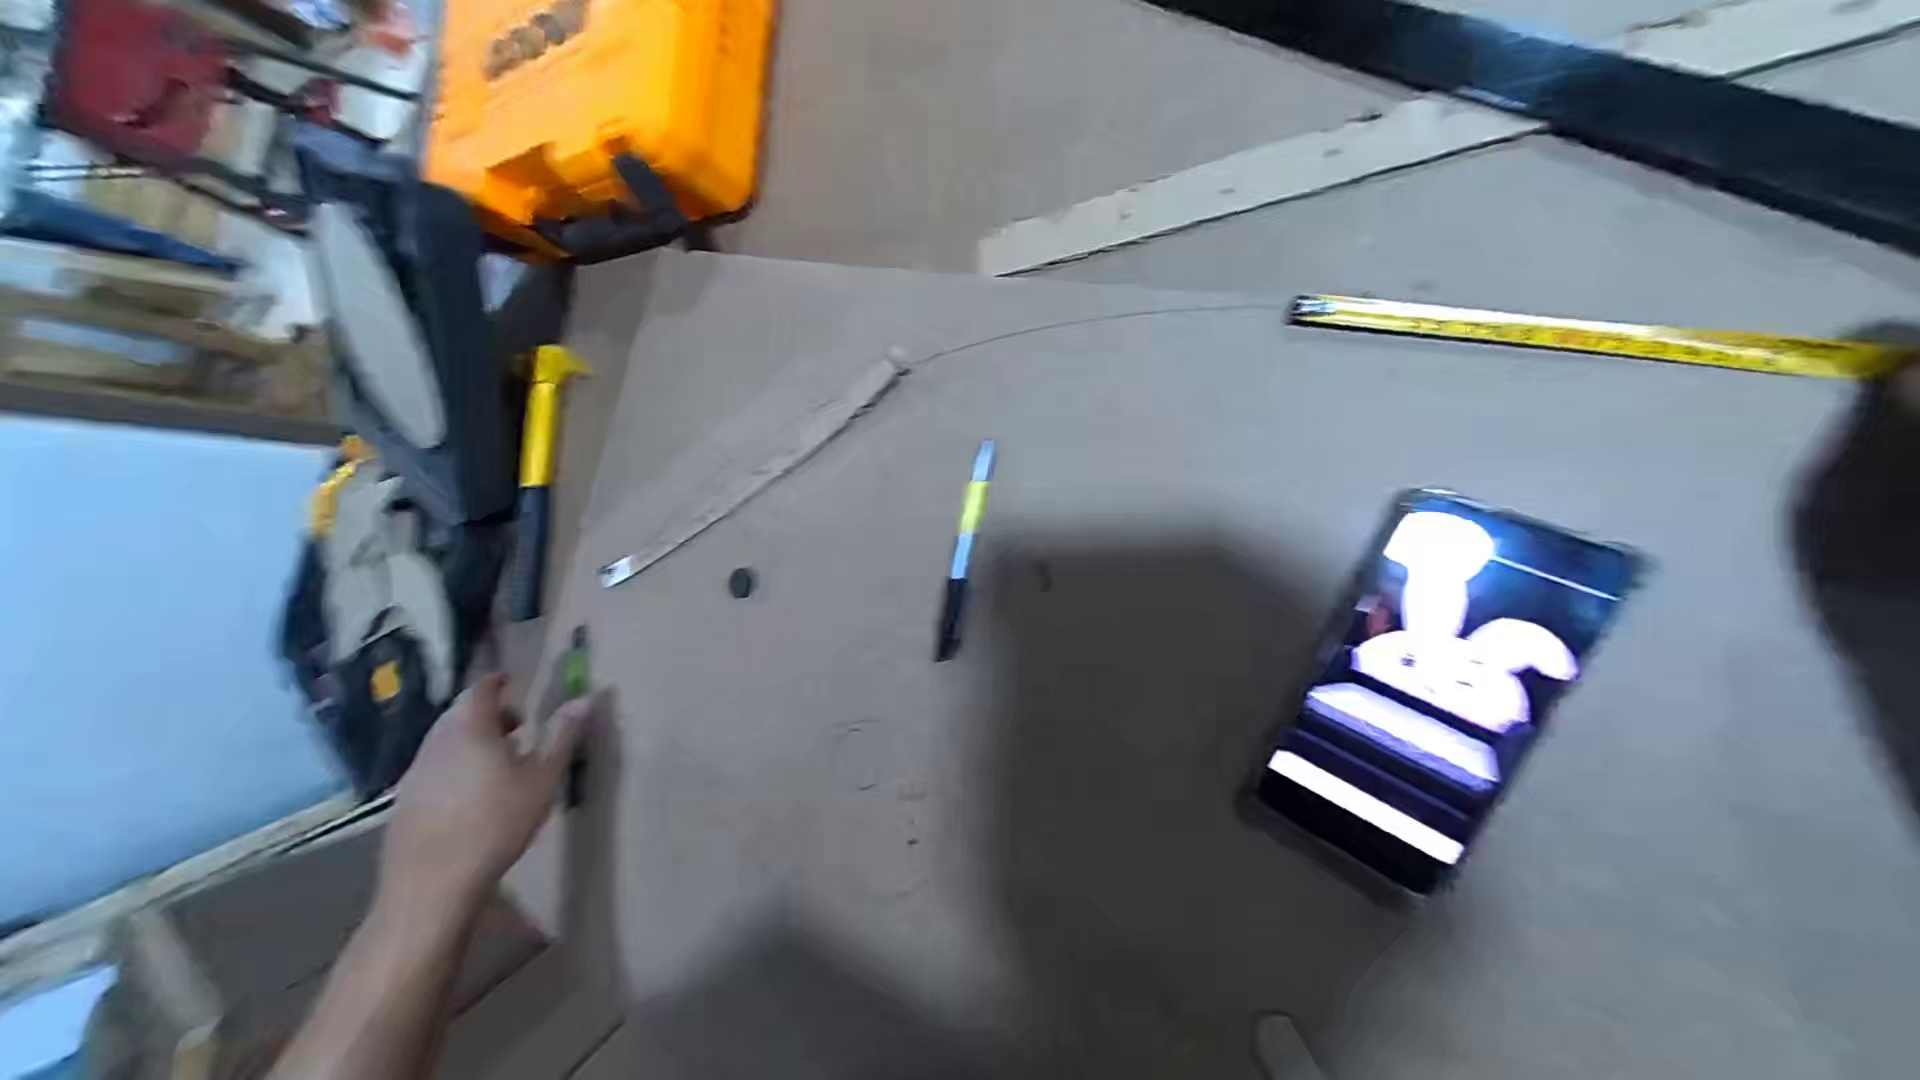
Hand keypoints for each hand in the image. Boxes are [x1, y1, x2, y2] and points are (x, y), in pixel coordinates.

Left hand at [376, 673, 589, 920]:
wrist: (431, 884)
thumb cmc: (497, 821)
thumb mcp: (544, 777)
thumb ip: (562, 735)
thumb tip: (584, 699)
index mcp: (470, 729)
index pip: (479, 689)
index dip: (496, 681)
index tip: (513, 681)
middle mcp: (436, 743)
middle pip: (460, 714)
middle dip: (488, 712)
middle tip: (518, 725)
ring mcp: (415, 773)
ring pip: (445, 741)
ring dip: (472, 739)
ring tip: (501, 760)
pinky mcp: (405, 802)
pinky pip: (434, 767)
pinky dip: (456, 764)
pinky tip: (473, 792)